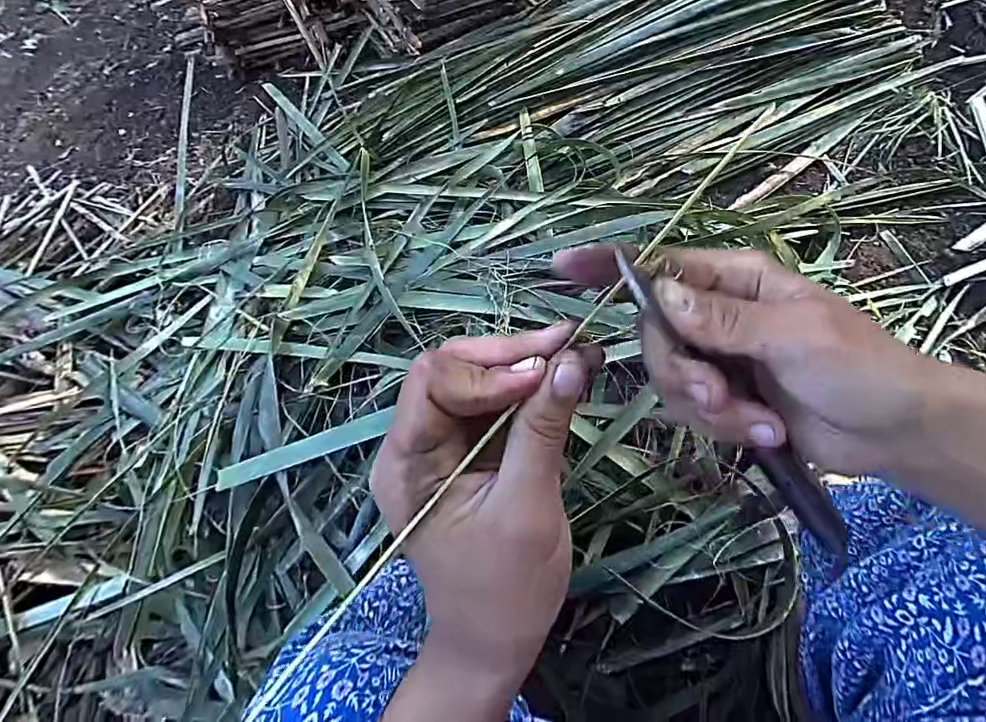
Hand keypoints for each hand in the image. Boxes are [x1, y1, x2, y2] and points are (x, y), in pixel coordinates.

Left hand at [370, 323, 600, 693]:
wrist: (497, 639)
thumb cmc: (505, 589)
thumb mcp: (527, 509)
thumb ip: (543, 430)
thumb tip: (572, 361)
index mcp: (407, 461)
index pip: (433, 382)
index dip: (488, 371)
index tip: (543, 374)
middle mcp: (416, 441)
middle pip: (454, 368)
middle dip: (511, 355)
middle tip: (569, 346)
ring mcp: (442, 441)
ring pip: (479, 376)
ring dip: (527, 362)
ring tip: (577, 353)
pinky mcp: (470, 445)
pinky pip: (497, 399)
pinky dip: (532, 384)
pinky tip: (566, 375)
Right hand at [554, 245, 948, 476]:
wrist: (895, 431)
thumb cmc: (858, 364)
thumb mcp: (794, 334)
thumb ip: (723, 317)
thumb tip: (660, 293)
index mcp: (735, 279)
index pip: (661, 264)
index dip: (611, 265)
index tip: (564, 267)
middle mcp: (718, 313)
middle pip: (656, 335)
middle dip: (682, 373)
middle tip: (721, 396)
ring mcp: (720, 358)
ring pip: (671, 379)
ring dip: (709, 409)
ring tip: (759, 421)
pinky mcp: (726, 399)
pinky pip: (694, 413)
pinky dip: (725, 429)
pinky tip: (767, 434)